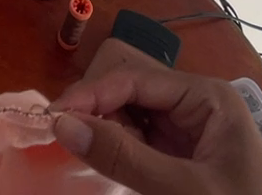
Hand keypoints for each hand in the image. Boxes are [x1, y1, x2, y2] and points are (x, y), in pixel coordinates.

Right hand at [50, 68, 261, 194]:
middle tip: (63, 136)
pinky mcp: (183, 160)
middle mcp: (197, 104)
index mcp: (207, 97)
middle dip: (97, 111)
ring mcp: (190, 132)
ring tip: (81, 151)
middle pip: (131, 92)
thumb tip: (61, 124)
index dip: (92, 94)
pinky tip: (104, 162)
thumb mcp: (183, 192)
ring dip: (105, 131)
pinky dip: (119, 150)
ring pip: (131, 116)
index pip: (135, 78)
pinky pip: (140, 142)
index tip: (54, 117)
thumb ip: (123, 157)